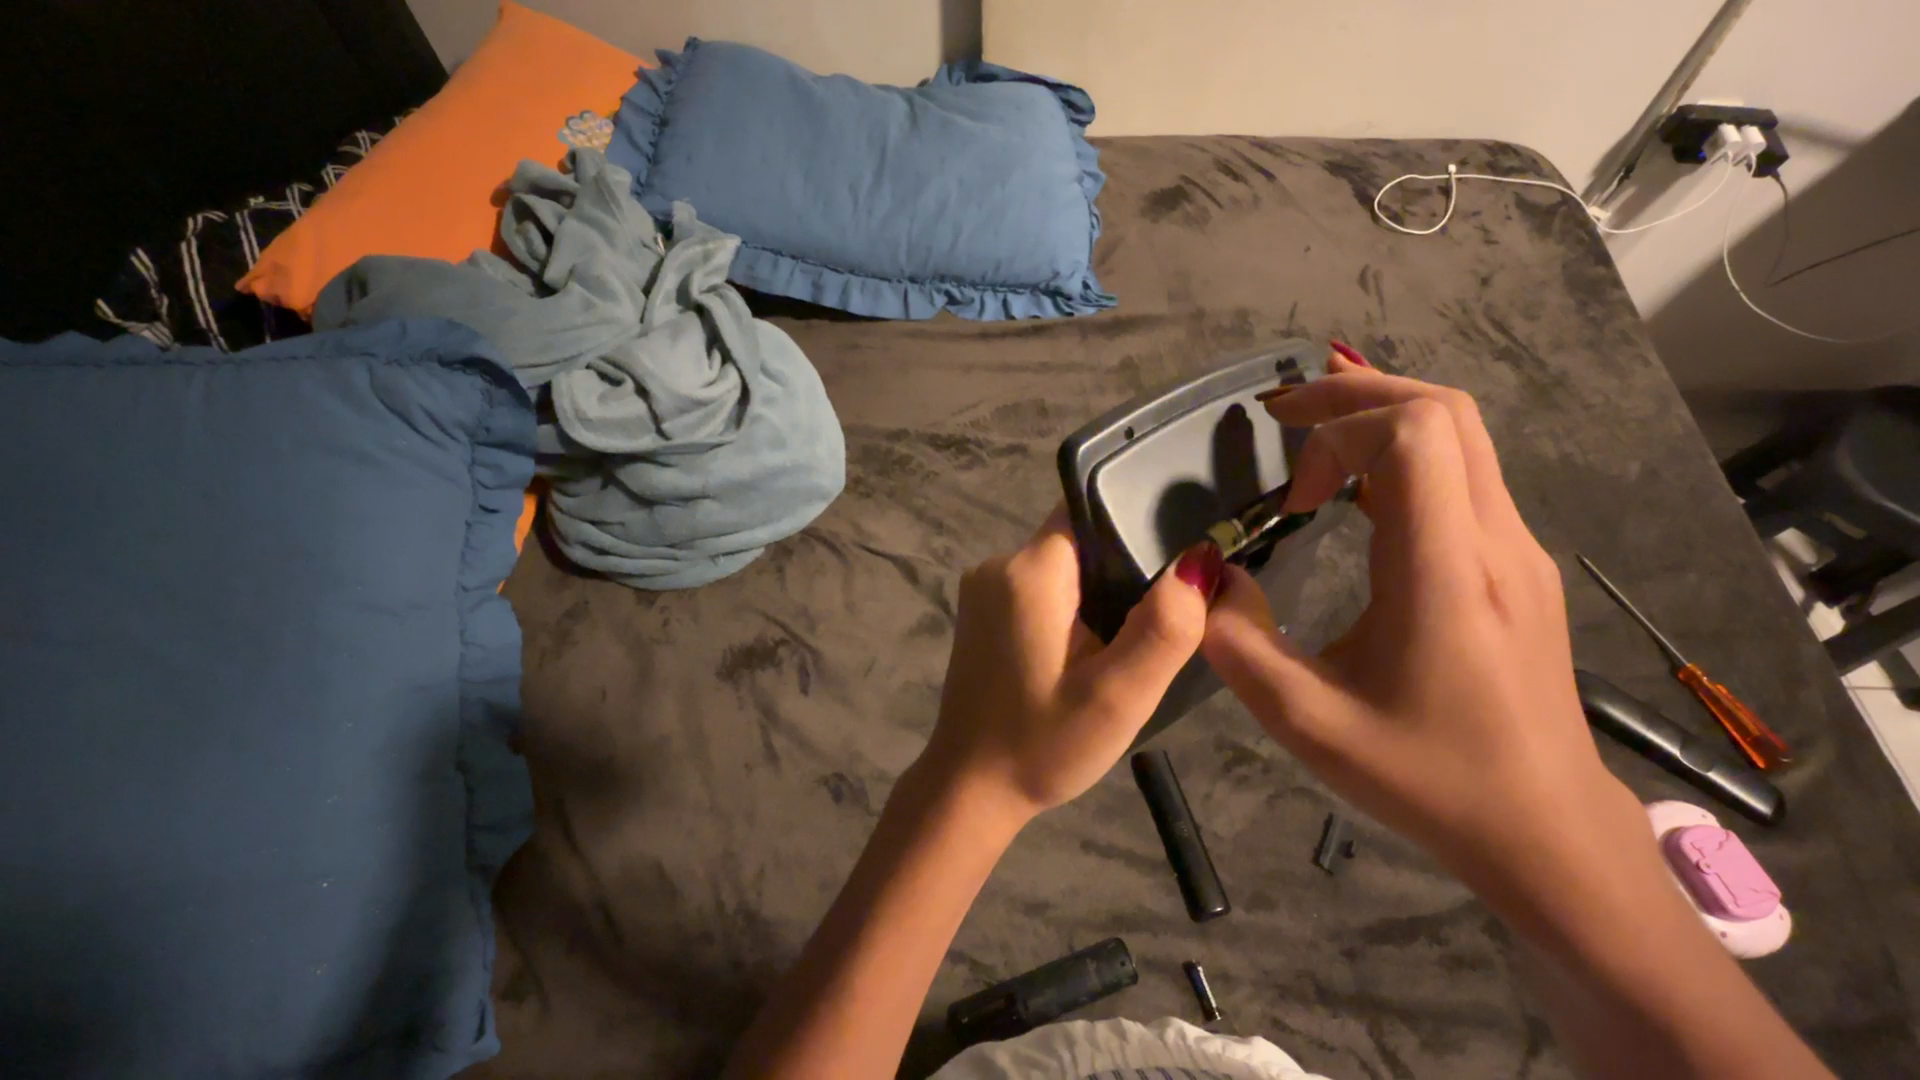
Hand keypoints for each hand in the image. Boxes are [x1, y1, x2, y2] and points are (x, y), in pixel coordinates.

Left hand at [921, 508, 1217, 821]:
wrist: (972, 790)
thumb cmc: (1043, 745)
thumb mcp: (1118, 696)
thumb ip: (1164, 627)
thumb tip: (1198, 562)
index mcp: (1029, 570)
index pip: (1092, 508)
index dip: (1138, 522)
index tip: (1179, 551)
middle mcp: (999, 564)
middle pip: (1080, 539)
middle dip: (1125, 566)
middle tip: (1166, 609)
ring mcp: (985, 589)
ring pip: (1064, 565)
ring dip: (1099, 591)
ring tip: (1134, 632)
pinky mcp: (983, 614)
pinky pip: (1042, 589)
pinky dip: (1074, 607)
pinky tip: (1093, 647)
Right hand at [1202, 352, 1644, 893]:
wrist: (1542, 828)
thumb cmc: (1424, 776)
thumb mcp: (1304, 722)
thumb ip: (1236, 642)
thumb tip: (1205, 574)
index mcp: (1443, 572)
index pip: (1412, 432)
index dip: (1336, 425)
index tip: (1286, 482)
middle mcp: (1494, 542)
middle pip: (1443, 409)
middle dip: (1354, 392)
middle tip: (1281, 414)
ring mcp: (1517, 549)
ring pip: (1463, 433)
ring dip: (1382, 415)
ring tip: (1309, 435)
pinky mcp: (1520, 564)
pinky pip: (1468, 471)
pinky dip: (1406, 450)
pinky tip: (1358, 481)